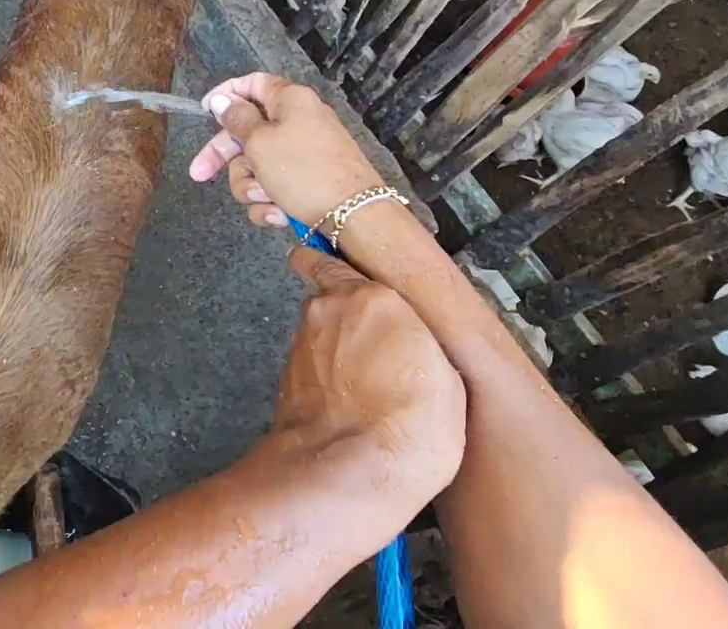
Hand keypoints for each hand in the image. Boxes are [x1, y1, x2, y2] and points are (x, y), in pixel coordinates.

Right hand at [188, 73, 385, 230]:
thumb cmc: (303, 171)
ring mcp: (302, 152)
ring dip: (251, 185)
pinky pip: (273, 185)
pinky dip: (269, 201)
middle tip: (199, 174)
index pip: (251, 83)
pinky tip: (277, 214)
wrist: (355, 216)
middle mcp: (296, 121)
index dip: (225, 93)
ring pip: (255, 164)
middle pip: (245, 132)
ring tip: (265, 198)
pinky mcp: (305, 180)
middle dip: (224, 158)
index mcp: (289, 100)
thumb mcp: (260, 142)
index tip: (204, 109)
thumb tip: (220, 100)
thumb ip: (235, 119)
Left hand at [275, 246, 464, 497]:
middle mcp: (325, 309)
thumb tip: (394, 335)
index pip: (326, 261)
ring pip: (319, 335)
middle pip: (327, 301)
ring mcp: (300, 342)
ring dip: (336, 351)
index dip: (323, 264)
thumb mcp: (442, 369)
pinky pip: (311, 367)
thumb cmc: (415, 416)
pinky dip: (325, 378)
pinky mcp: (285, 374)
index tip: (325, 266)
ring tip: (370, 388)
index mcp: (369, 297)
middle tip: (376, 349)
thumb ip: (408, 333)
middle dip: (345, 318)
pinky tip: (349, 406)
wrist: (352, 466)